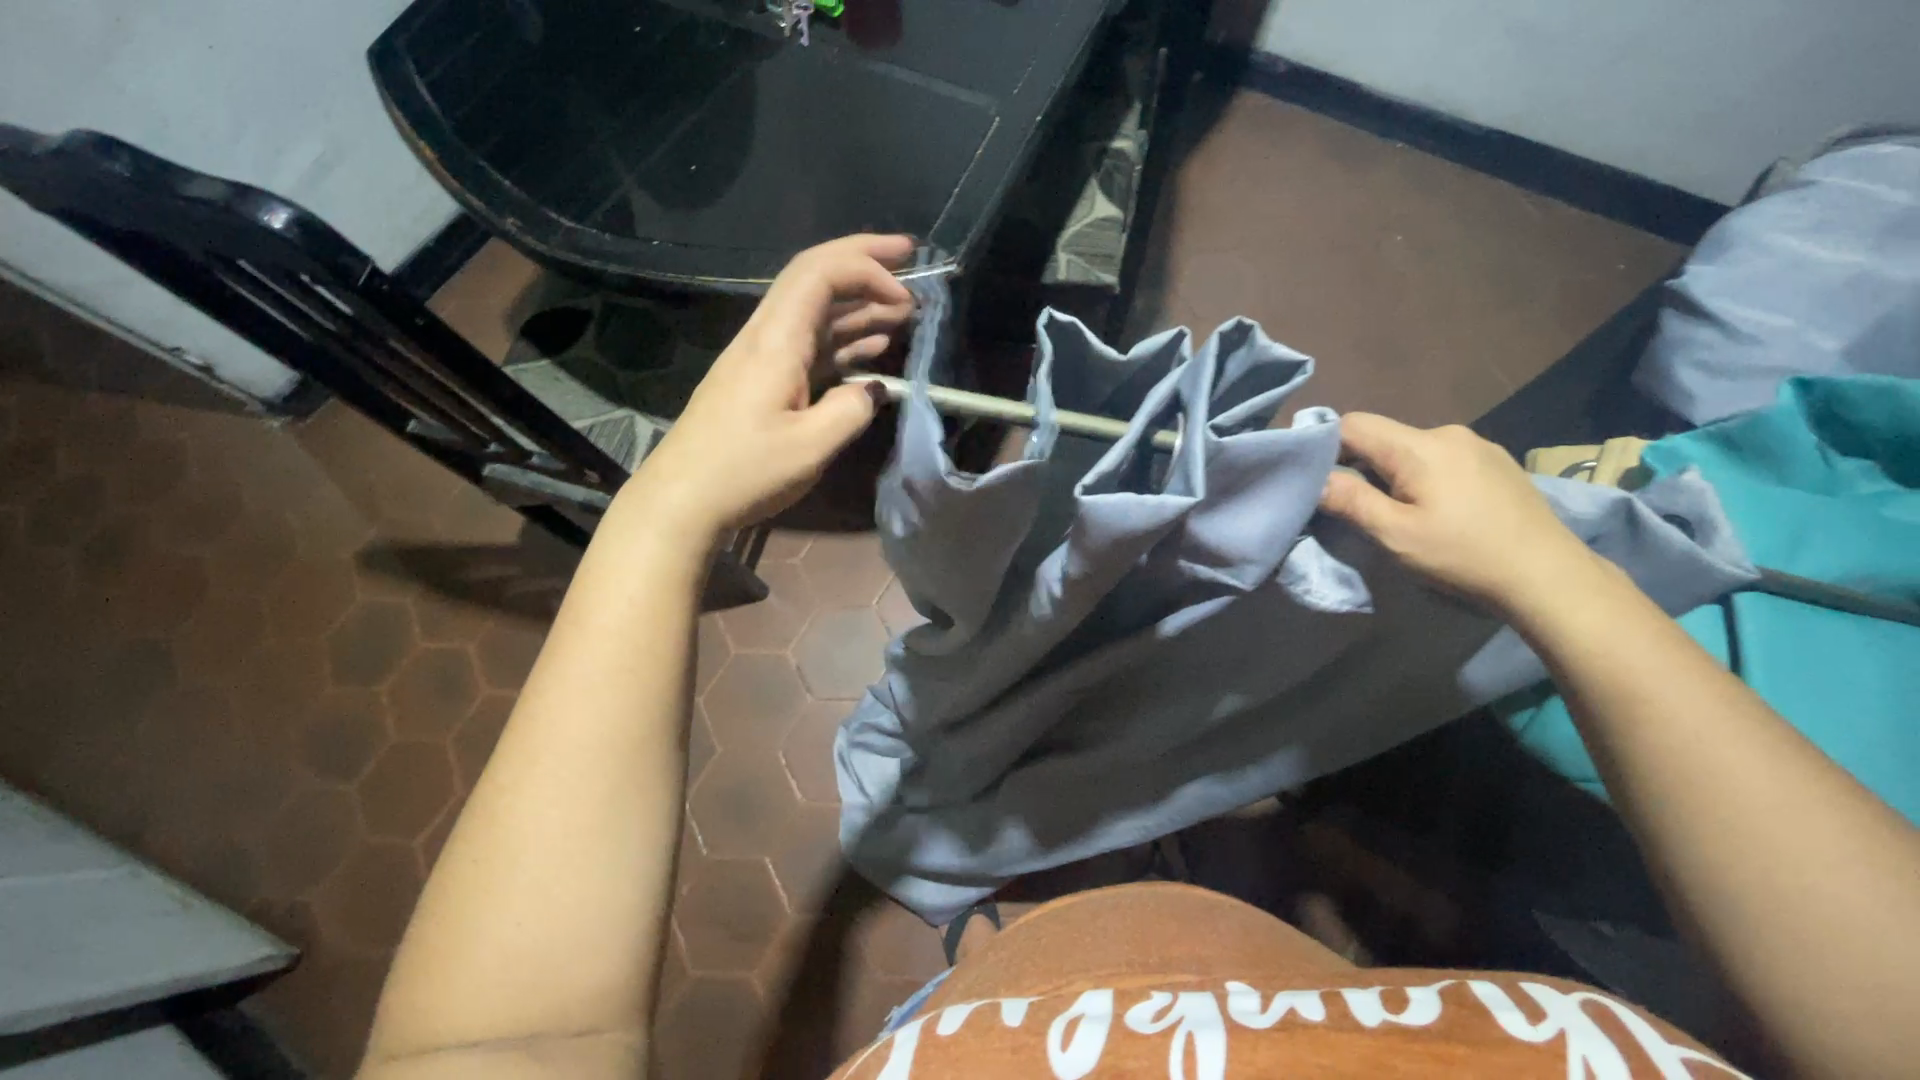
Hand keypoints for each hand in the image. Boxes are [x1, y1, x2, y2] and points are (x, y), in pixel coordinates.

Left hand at [620, 234, 915, 537]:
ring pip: (815, 312)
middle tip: (911, 257)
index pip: (820, 274)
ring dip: (859, 303)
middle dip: (863, 261)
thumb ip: (851, 411)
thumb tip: (874, 389)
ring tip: (905, 311)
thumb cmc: (743, 473)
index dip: (867, 268)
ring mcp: (762, 358)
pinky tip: (874, 347)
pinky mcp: (762, 380)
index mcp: (776, 341)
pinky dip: (844, 338)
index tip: (907, 293)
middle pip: (814, 277)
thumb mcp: (810, 448)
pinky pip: (809, 344)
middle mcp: (766, 336)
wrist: (681, 500)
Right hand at [1318, 414, 1603, 612]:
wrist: (1549, 575)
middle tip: (1355, 508)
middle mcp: (1449, 434)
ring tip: (1399, 514)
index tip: (1314, 478)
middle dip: (1361, 466)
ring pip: (1414, 450)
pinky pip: (1443, 460)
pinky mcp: (1498, 463)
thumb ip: (1350, 500)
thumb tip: (1313, 477)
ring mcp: (1479, 446)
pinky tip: (1439, 511)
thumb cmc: (1463, 556)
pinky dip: (1426, 478)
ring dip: (1395, 475)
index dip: (1325, 445)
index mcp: (1420, 446)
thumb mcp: (1396, 534)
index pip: (1354, 424)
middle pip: (1384, 438)